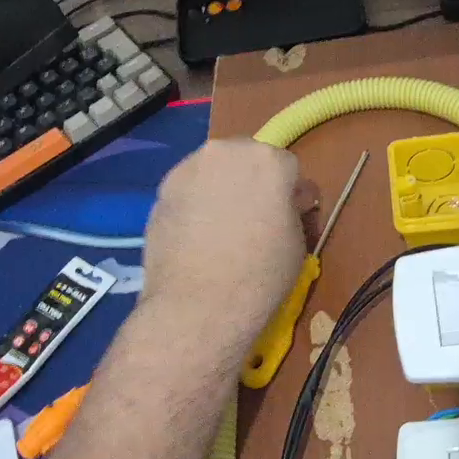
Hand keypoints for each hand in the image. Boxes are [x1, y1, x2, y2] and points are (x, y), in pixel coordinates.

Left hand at [140, 139, 313, 353]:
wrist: (199, 306)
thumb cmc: (261, 274)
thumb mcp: (298, 241)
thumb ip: (291, 210)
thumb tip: (285, 205)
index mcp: (267, 159)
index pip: (288, 168)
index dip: (291, 194)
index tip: (292, 218)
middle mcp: (224, 152)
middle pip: (245, 159)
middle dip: (253, 183)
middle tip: (256, 220)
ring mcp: (186, 170)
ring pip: (212, 173)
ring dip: (221, 191)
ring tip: (222, 231)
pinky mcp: (160, 193)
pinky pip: (188, 193)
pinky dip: (195, 207)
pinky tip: (198, 239)